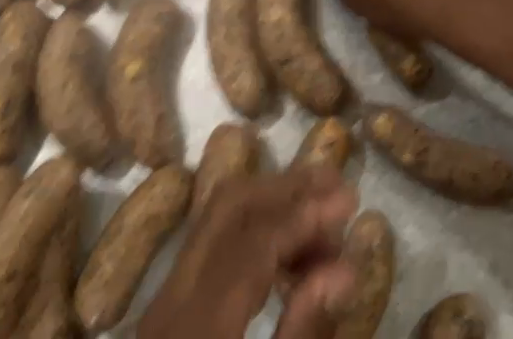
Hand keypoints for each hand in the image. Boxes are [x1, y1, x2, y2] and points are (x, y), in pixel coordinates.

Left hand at [136, 167, 357, 338]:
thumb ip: (304, 331)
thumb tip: (342, 268)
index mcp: (198, 325)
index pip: (253, 241)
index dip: (305, 213)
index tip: (350, 202)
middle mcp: (172, 298)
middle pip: (227, 209)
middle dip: (286, 190)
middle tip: (339, 187)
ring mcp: (163, 301)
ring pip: (216, 222)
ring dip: (272, 209)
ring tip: (326, 229)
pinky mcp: (167, 311)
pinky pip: (211, 249)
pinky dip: (254, 238)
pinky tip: (291, 261)